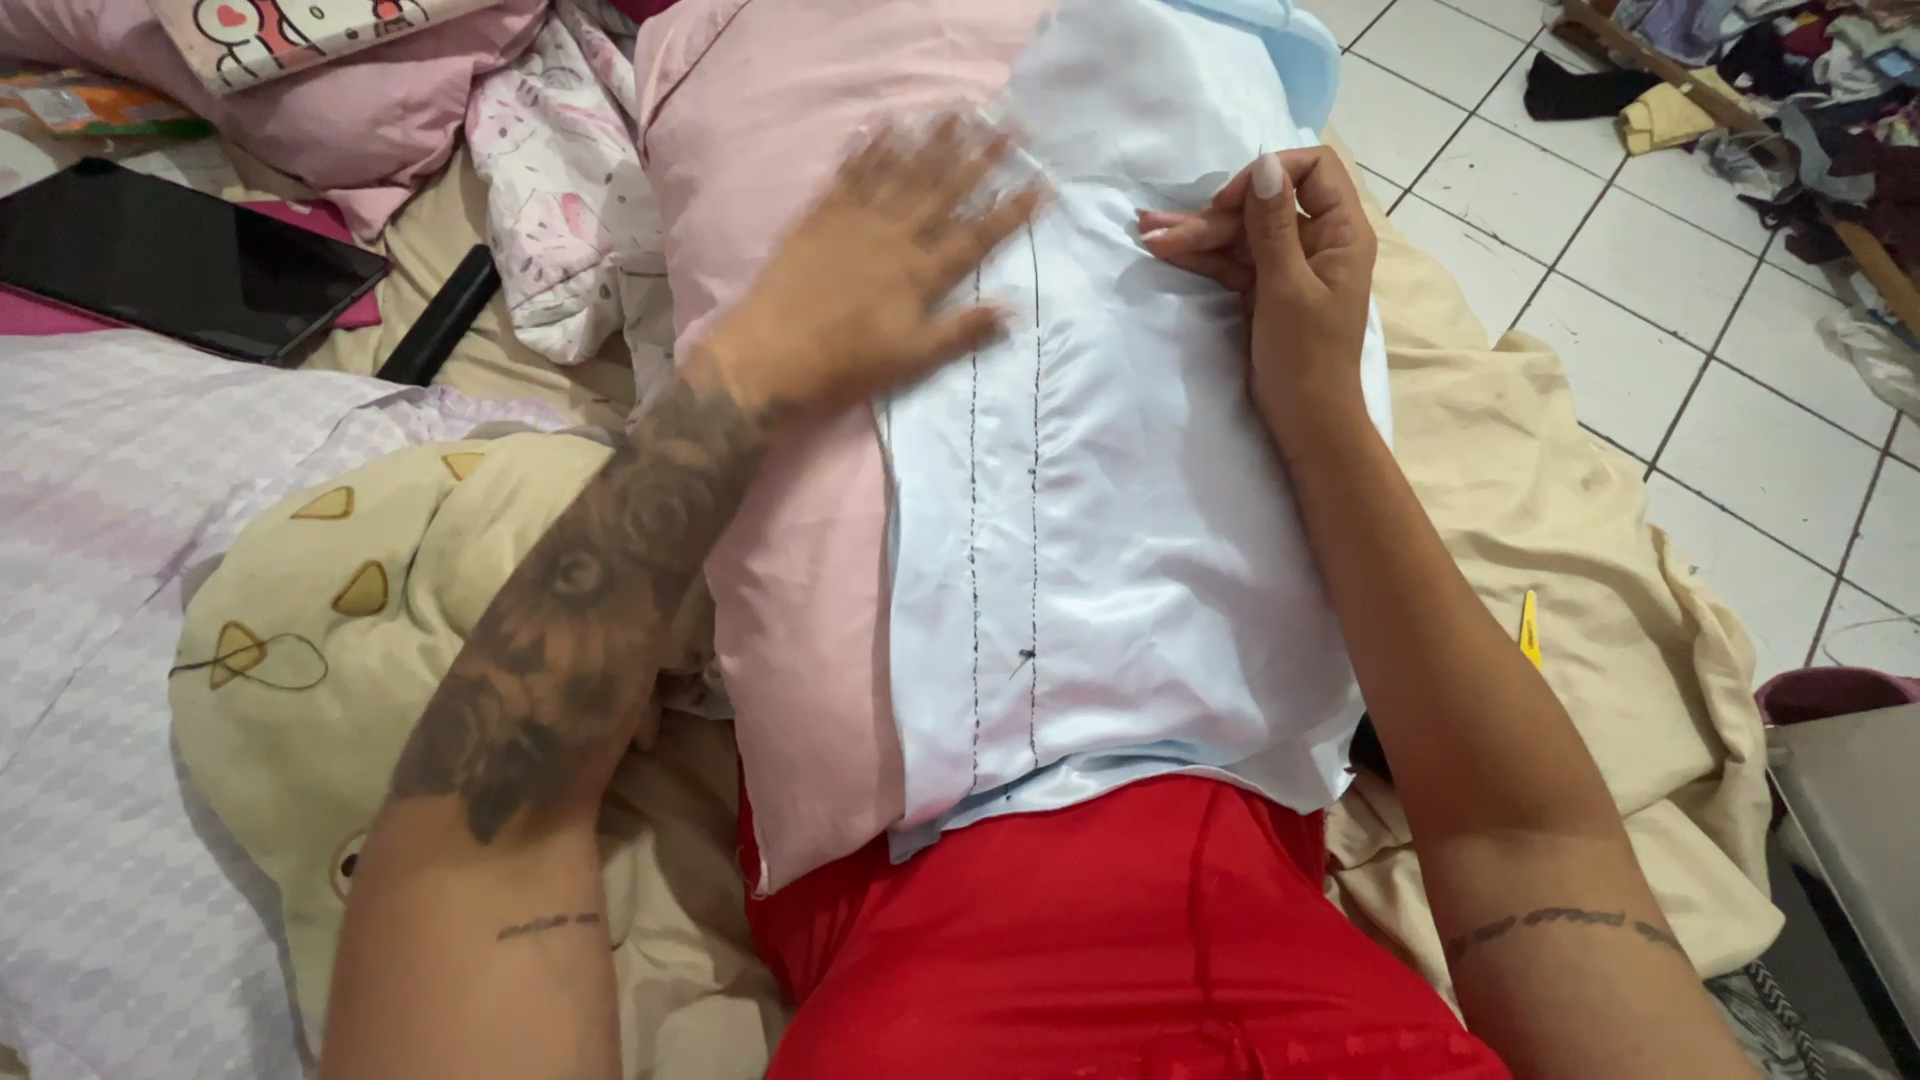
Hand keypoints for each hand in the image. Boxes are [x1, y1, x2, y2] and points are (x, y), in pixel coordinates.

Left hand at [699, 116, 1044, 414]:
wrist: (775, 353)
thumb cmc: (849, 363)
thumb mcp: (912, 358)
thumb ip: (962, 331)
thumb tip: (1013, 310)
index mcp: (920, 273)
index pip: (975, 236)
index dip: (1009, 212)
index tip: (1039, 185)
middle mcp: (895, 236)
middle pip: (943, 190)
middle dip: (978, 159)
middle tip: (1006, 127)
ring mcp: (856, 220)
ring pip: (901, 172)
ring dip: (931, 142)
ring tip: (957, 114)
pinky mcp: (822, 215)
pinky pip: (852, 172)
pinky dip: (871, 147)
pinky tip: (887, 125)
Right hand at [1137, 147, 1376, 442]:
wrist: (1306, 419)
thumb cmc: (1307, 357)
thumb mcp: (1287, 288)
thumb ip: (1273, 227)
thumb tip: (1263, 166)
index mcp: (1341, 234)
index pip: (1312, 171)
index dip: (1268, 175)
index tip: (1228, 202)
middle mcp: (1316, 242)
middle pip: (1261, 209)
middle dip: (1211, 217)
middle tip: (1157, 231)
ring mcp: (1287, 268)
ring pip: (1239, 238)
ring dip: (1195, 237)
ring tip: (1148, 236)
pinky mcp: (1263, 291)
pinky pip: (1231, 265)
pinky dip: (1201, 260)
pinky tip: (1168, 252)